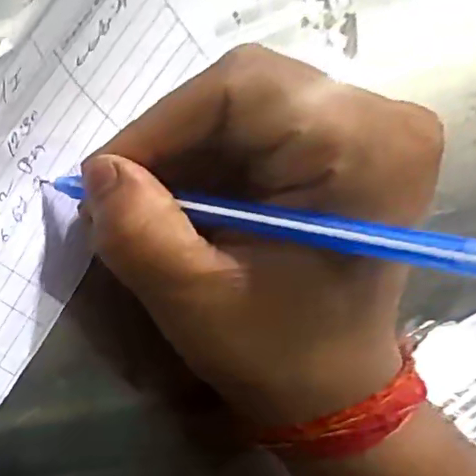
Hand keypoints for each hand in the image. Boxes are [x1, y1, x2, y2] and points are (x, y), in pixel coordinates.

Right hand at [85, 45, 442, 425]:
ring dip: (177, 153)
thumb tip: (97, 171)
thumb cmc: (274, 351)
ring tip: (143, 206)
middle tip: (118, 194)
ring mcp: (363, 128)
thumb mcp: (193, 299)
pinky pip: (249, 127)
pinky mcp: (340, 146)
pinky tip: (178, 205)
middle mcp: (379, 118)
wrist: (330, 387)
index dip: (155, 127)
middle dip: (164, 139)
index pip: (238, 90)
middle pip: (240, 88)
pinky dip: (198, 162)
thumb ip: (140, 233)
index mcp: (364, 148)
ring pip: (237, 104)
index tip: (101, 181)